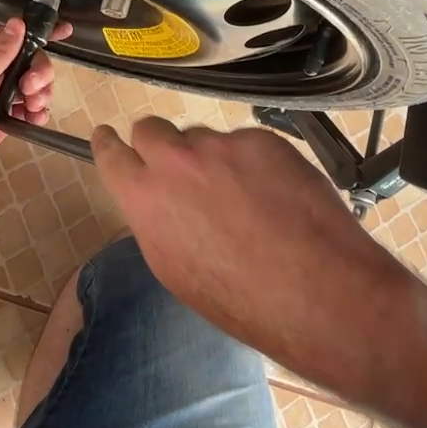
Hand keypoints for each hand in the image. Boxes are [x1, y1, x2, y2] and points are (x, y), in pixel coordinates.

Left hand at [0, 19, 67, 187]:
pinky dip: (37, 112)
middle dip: (38, 72)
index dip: (36, 34)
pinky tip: (34, 118)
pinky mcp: (4, 120)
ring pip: (31, 86)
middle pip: (27, 62)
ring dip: (40, 93)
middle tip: (32, 88)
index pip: (10, 37)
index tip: (63, 31)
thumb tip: (16, 24)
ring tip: (33, 107)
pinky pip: (28, 110)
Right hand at [90, 118, 425, 395]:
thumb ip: (153, 219)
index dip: (108, 143)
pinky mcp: (263, 140)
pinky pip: (245, 143)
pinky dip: (253, 163)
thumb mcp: (173, 267)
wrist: (319, 293)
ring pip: (203, 138)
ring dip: (212, 158)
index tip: (107, 136)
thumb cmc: (240, 299)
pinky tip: (275, 195)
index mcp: (144, 197)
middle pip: (151, 129)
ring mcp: (221, 146)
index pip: (110, 152)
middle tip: (183, 170)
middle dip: (160, 145)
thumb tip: (156, 201)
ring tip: (245, 198)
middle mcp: (176, 161)